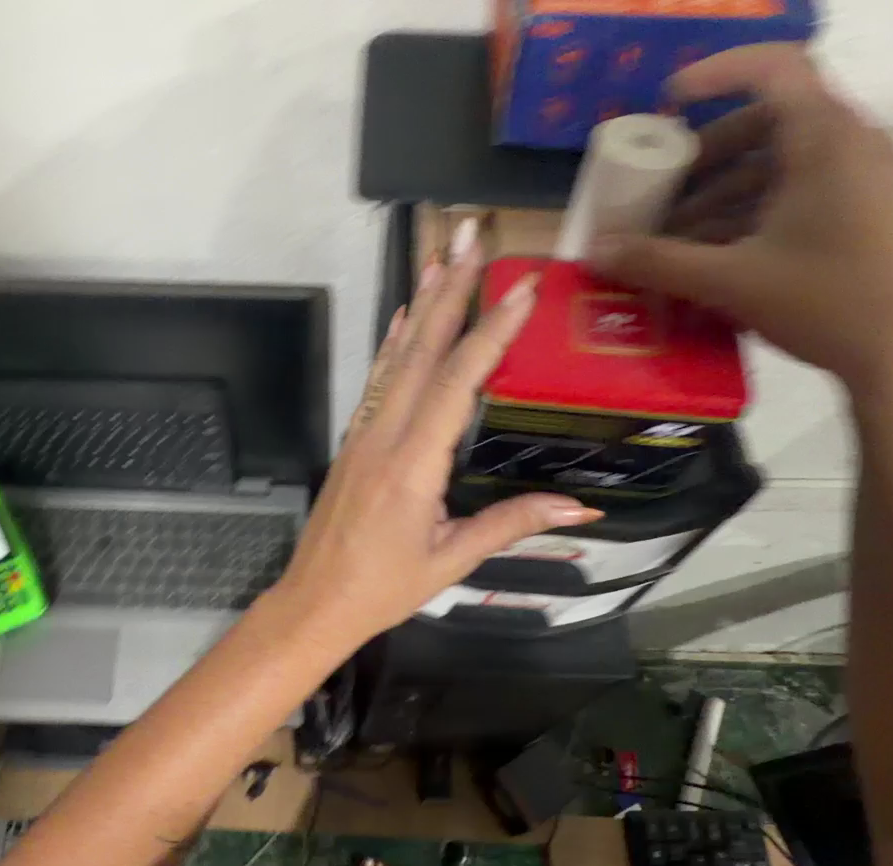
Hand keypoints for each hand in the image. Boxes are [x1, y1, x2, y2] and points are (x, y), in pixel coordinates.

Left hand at [264, 219, 604, 645]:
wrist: (314, 602)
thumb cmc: (382, 589)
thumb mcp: (451, 562)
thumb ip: (510, 524)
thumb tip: (577, 508)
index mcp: (412, 465)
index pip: (456, 384)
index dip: (489, 334)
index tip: (520, 290)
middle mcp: (383, 437)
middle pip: (420, 352)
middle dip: (449, 291)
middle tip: (471, 237)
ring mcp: (362, 435)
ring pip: (394, 359)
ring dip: (419, 306)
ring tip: (441, 257)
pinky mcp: (353, 441)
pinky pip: (377, 382)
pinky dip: (392, 344)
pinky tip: (401, 317)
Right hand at [590, 45, 892, 388]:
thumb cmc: (824, 300)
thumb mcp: (729, 281)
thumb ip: (658, 262)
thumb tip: (597, 252)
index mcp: (825, 138)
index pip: (774, 68)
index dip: (716, 74)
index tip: (668, 104)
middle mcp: (849, 142)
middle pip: (767, 121)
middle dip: (704, 155)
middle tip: (663, 191)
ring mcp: (861, 177)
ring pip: (778, 162)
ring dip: (720, 193)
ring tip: (676, 240)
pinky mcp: (862, 210)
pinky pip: (796, 190)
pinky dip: (749, 211)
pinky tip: (713, 256)